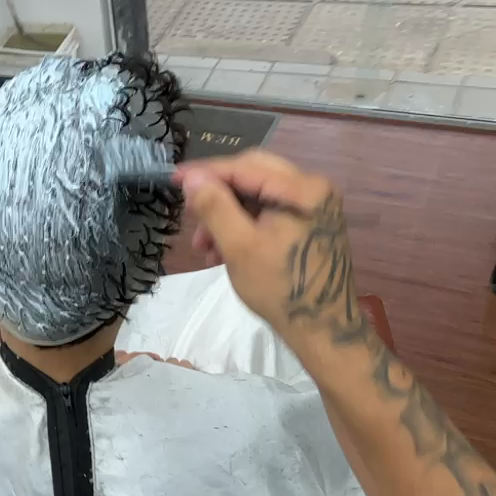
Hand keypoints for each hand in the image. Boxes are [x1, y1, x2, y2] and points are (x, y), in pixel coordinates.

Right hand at [177, 151, 375, 357]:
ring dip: (226, 215)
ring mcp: (313, 208)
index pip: (244, 167)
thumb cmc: (279, 288)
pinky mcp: (309, 225)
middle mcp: (312, 190)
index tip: (174, 180)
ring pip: (257, 196)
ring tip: (204, 248)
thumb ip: (214, 208)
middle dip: (216, 196)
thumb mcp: (239, 246)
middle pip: (251, 176)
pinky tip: (224, 252)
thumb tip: (192, 178)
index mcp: (301, 189)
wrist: (321, 328)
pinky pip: (268, 213)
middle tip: (189, 216)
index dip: (205, 172)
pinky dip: (243, 226)